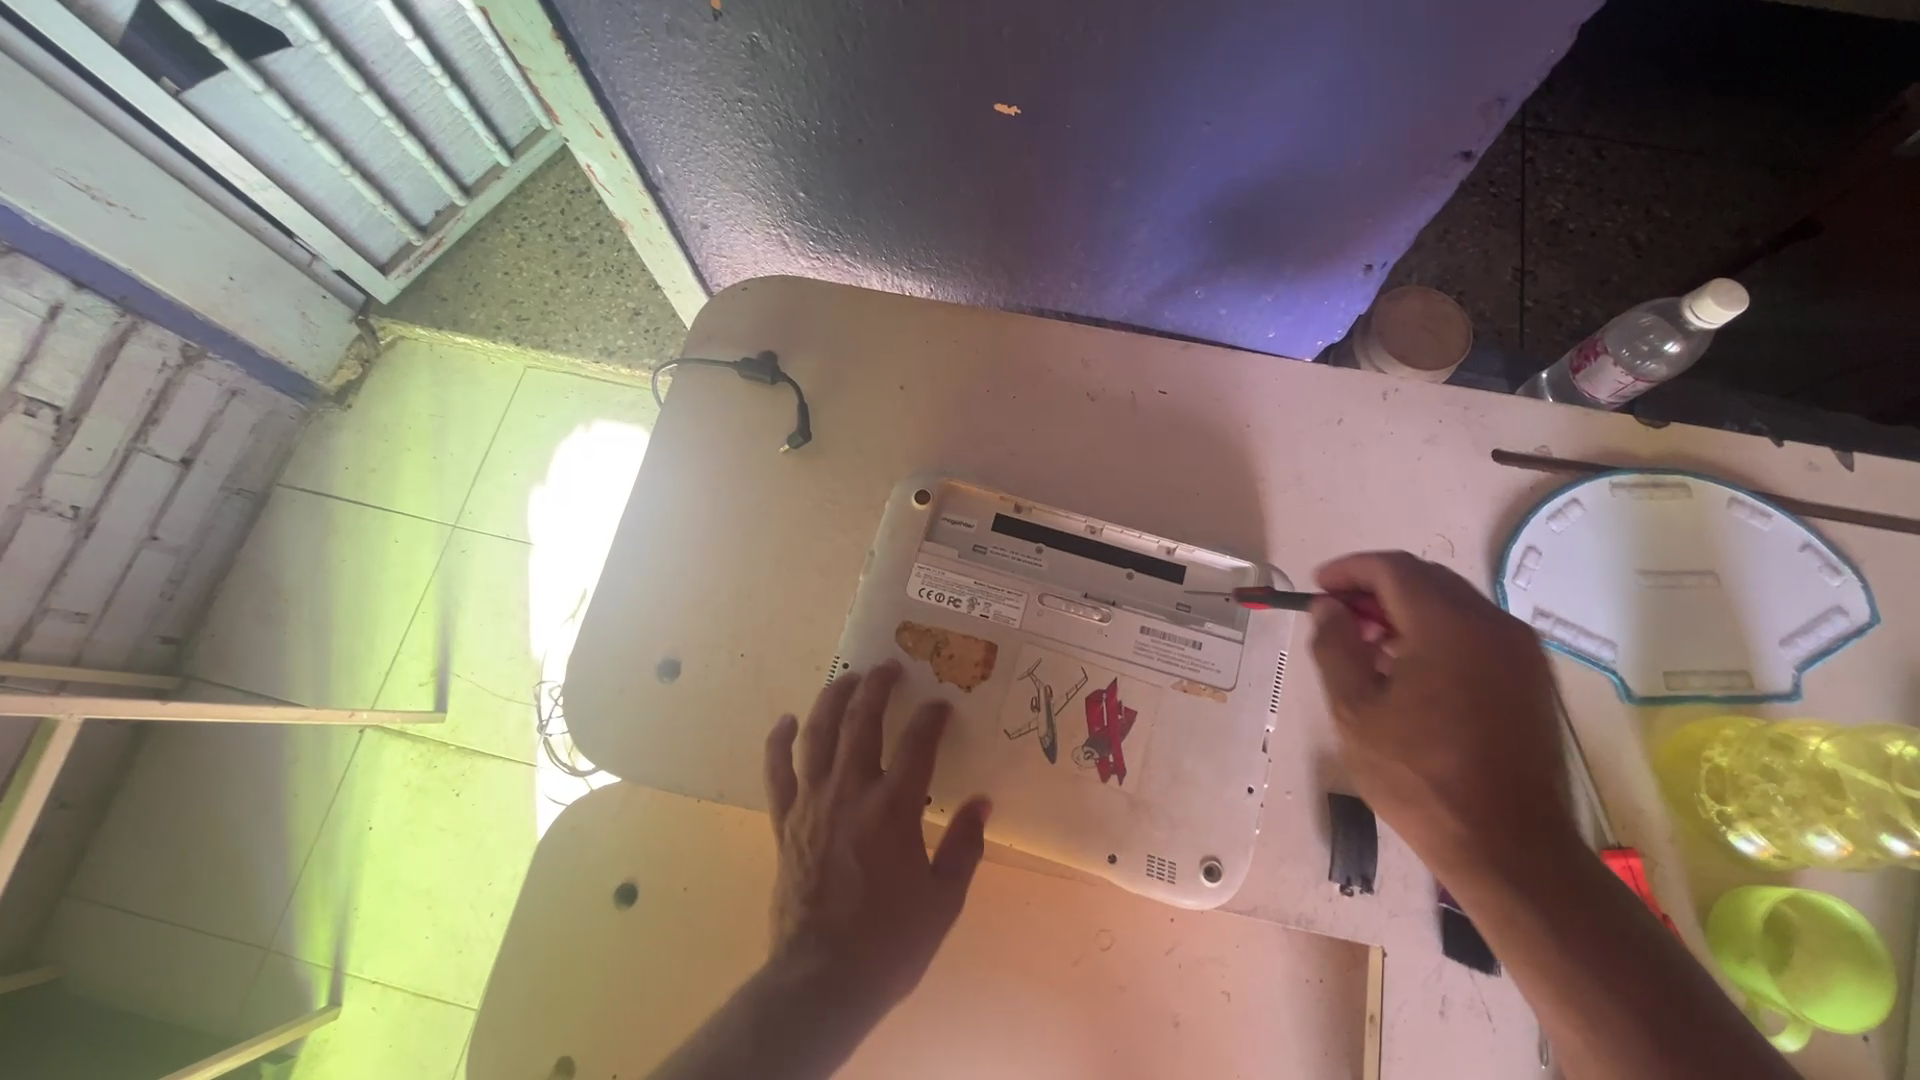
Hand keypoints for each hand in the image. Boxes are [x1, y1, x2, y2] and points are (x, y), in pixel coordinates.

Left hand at [761, 659, 990, 1012]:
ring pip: (816, 735)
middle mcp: (850, 793)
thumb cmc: (891, 942)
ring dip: (831, 700)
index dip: (931, 717)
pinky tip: (785, 721)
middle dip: (877, 688)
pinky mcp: (786, 824)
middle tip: (888, 667)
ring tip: (845, 678)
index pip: (917, 744)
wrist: (823, 979)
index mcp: (894, 809)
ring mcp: (812, 805)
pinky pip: (777, 773)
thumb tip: (981, 803)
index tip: (940, 704)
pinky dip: (778, 743)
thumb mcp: (944, 899)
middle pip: (861, 723)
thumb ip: (965, 846)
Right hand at [1309, 551, 1573, 873]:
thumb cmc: (1419, 776)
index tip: (1317, 589)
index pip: (1393, 569)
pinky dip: (1438, 635)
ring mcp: (1521, 652)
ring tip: (1371, 652)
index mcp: (1448, 626)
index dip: (1349, 571)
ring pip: (1454, 605)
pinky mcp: (1532, 679)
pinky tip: (1412, 675)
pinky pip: (1477, 634)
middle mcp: (1493, 625)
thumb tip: (1328, 608)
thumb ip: (1335, 646)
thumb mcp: (1355, 710)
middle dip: (1376, 590)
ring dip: (1407, 612)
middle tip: (1339, 620)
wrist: (1508, 844)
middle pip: (1427, 580)